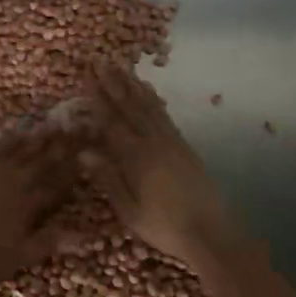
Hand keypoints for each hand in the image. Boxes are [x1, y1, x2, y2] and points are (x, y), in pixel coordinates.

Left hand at [0, 134, 74, 291]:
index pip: (56, 183)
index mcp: (26, 204)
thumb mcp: (16, 258)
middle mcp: (12, 181)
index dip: (72, 169)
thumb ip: (48, 243)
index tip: (89, 154)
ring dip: (38, 137)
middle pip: (41, 160)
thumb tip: (83, 236)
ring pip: (20, 149)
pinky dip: (10, 138)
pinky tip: (18, 132)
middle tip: (77, 128)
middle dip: (61, 145)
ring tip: (53, 125)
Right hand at [83, 66, 232, 268]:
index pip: (111, 122)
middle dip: (114, 83)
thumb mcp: (129, 209)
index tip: (86, 78)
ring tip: (122, 68)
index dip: (97, 99)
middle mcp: (154, 142)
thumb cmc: (164, 226)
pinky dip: (153, 100)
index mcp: (136, 157)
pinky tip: (148, 92)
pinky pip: (164, 115)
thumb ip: (107, 177)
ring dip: (133, 86)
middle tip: (101, 62)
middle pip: (130, 106)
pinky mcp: (184, 147)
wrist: (212, 234)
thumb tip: (83, 151)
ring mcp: (172, 142)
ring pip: (149, 107)